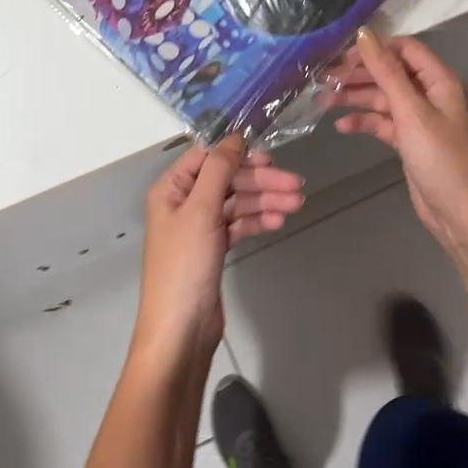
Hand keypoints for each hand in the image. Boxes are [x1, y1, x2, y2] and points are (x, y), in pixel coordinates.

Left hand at [133, 135, 304, 357]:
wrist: (180, 330)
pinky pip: (238, 224)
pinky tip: (279, 221)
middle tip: (296, 184)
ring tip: (297, 203)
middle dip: (260, 180)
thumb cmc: (184, 265)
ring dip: (264, 200)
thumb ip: (218, 170)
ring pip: (236, 202)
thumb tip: (235, 136)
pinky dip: (257, 221)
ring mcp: (198, 226)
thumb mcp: (200, 210)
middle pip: (226, 179)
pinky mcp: (213, 248)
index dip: (238, 152)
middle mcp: (183, 202)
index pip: (207, 156)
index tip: (270, 154)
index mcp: (171, 188)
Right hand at [324, 29, 467, 252]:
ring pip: (383, 98)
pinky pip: (383, 122)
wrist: (461, 214)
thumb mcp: (411, 111)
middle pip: (390, 73)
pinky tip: (341, 126)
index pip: (404, 49)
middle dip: (358, 73)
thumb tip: (365, 34)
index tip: (340, 53)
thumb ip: (386, 72)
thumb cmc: (441, 159)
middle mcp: (431, 94)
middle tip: (323, 77)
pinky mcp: (410, 140)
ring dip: (355, 97)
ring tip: (322, 100)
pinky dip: (364, 121)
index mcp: (439, 81)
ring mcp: (420, 118)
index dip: (374, 48)